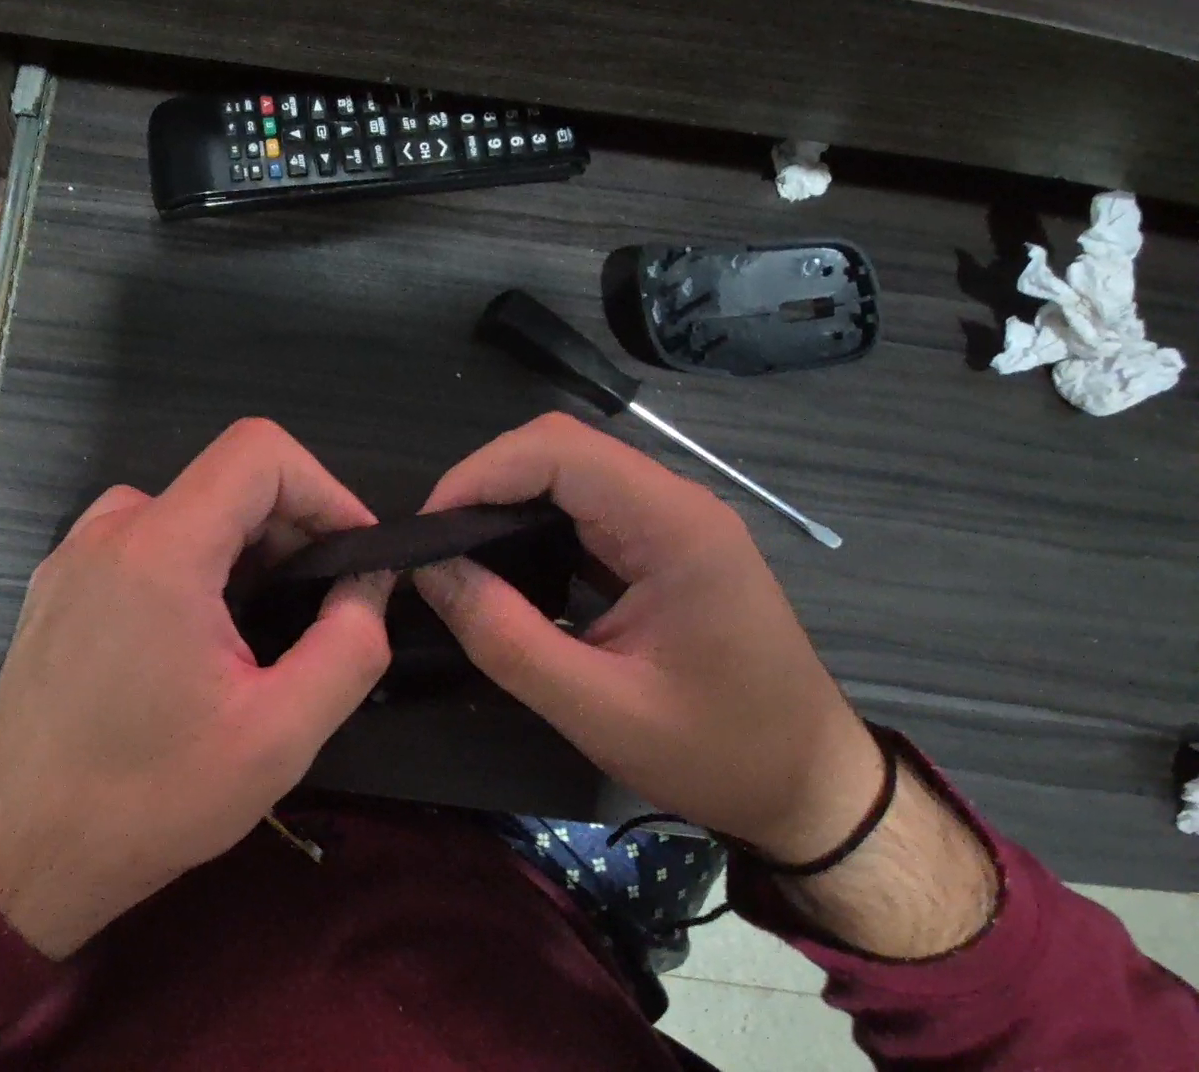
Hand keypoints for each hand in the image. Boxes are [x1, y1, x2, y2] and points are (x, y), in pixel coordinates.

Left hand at [0, 419, 394, 957]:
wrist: (24, 852)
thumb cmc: (153, 798)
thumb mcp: (280, 735)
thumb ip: (349, 647)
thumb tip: (368, 585)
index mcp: (160, 549)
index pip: (260, 451)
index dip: (324, 488)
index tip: (352, 555)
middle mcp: (105, 533)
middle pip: (222, 481)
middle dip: (289, 528)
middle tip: (319, 606)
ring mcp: (69, 559)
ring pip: (181, 512)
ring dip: (238, 550)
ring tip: (262, 628)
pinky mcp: (54, 591)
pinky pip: (137, 545)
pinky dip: (188, 566)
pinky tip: (195, 641)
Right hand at [412, 413, 882, 863]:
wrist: (809, 787)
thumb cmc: (716, 753)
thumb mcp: (596, 709)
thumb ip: (505, 637)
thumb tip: (429, 572)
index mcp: (674, 528)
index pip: (559, 450)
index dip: (480, 474)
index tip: (426, 532)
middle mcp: (675, 506)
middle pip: (560, 449)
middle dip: (483, 484)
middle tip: (432, 547)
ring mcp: (672, 524)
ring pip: (568, 475)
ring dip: (503, 503)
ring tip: (454, 558)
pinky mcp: (662, 549)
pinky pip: (583, 512)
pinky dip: (531, 528)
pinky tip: (502, 572)